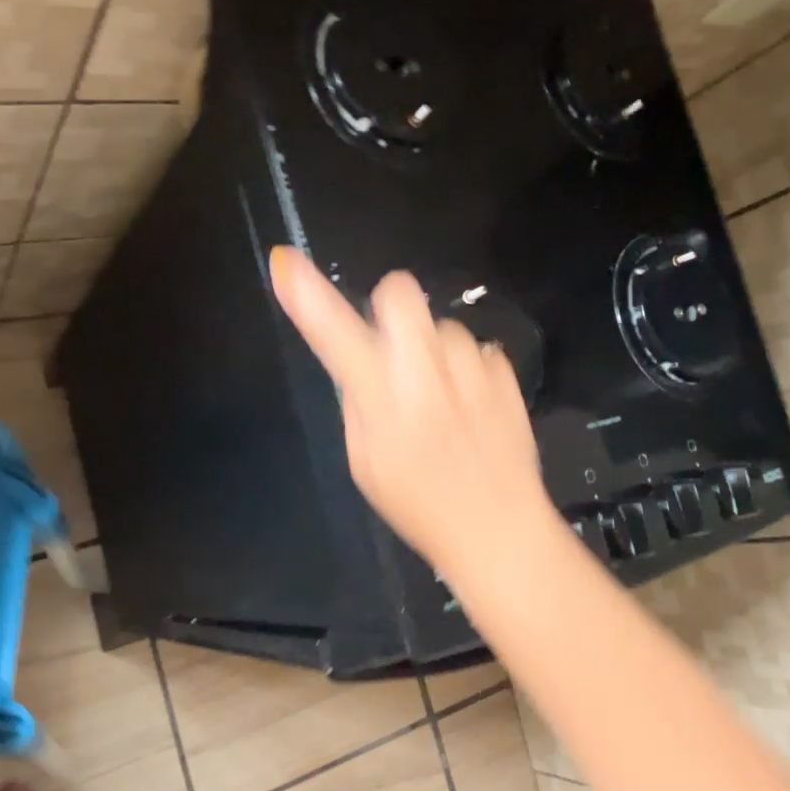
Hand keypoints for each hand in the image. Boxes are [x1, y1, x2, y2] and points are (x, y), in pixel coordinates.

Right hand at [269, 245, 556, 579]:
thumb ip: (357, 405)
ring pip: (441, 326)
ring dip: (433, 350)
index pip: (334, 331)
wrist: (498, 527)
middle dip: (389, 310)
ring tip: (440, 400)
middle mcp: (425, 368)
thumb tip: (357, 369)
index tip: (284, 263)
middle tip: (390, 350)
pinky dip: (465, 371)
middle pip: (400, 292)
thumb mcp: (364, 463)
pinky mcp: (505, 374)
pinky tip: (469, 409)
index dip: (307, 295)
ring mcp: (471, 367)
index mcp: (380, 395)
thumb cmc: (416, 505)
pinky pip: (475, 350)